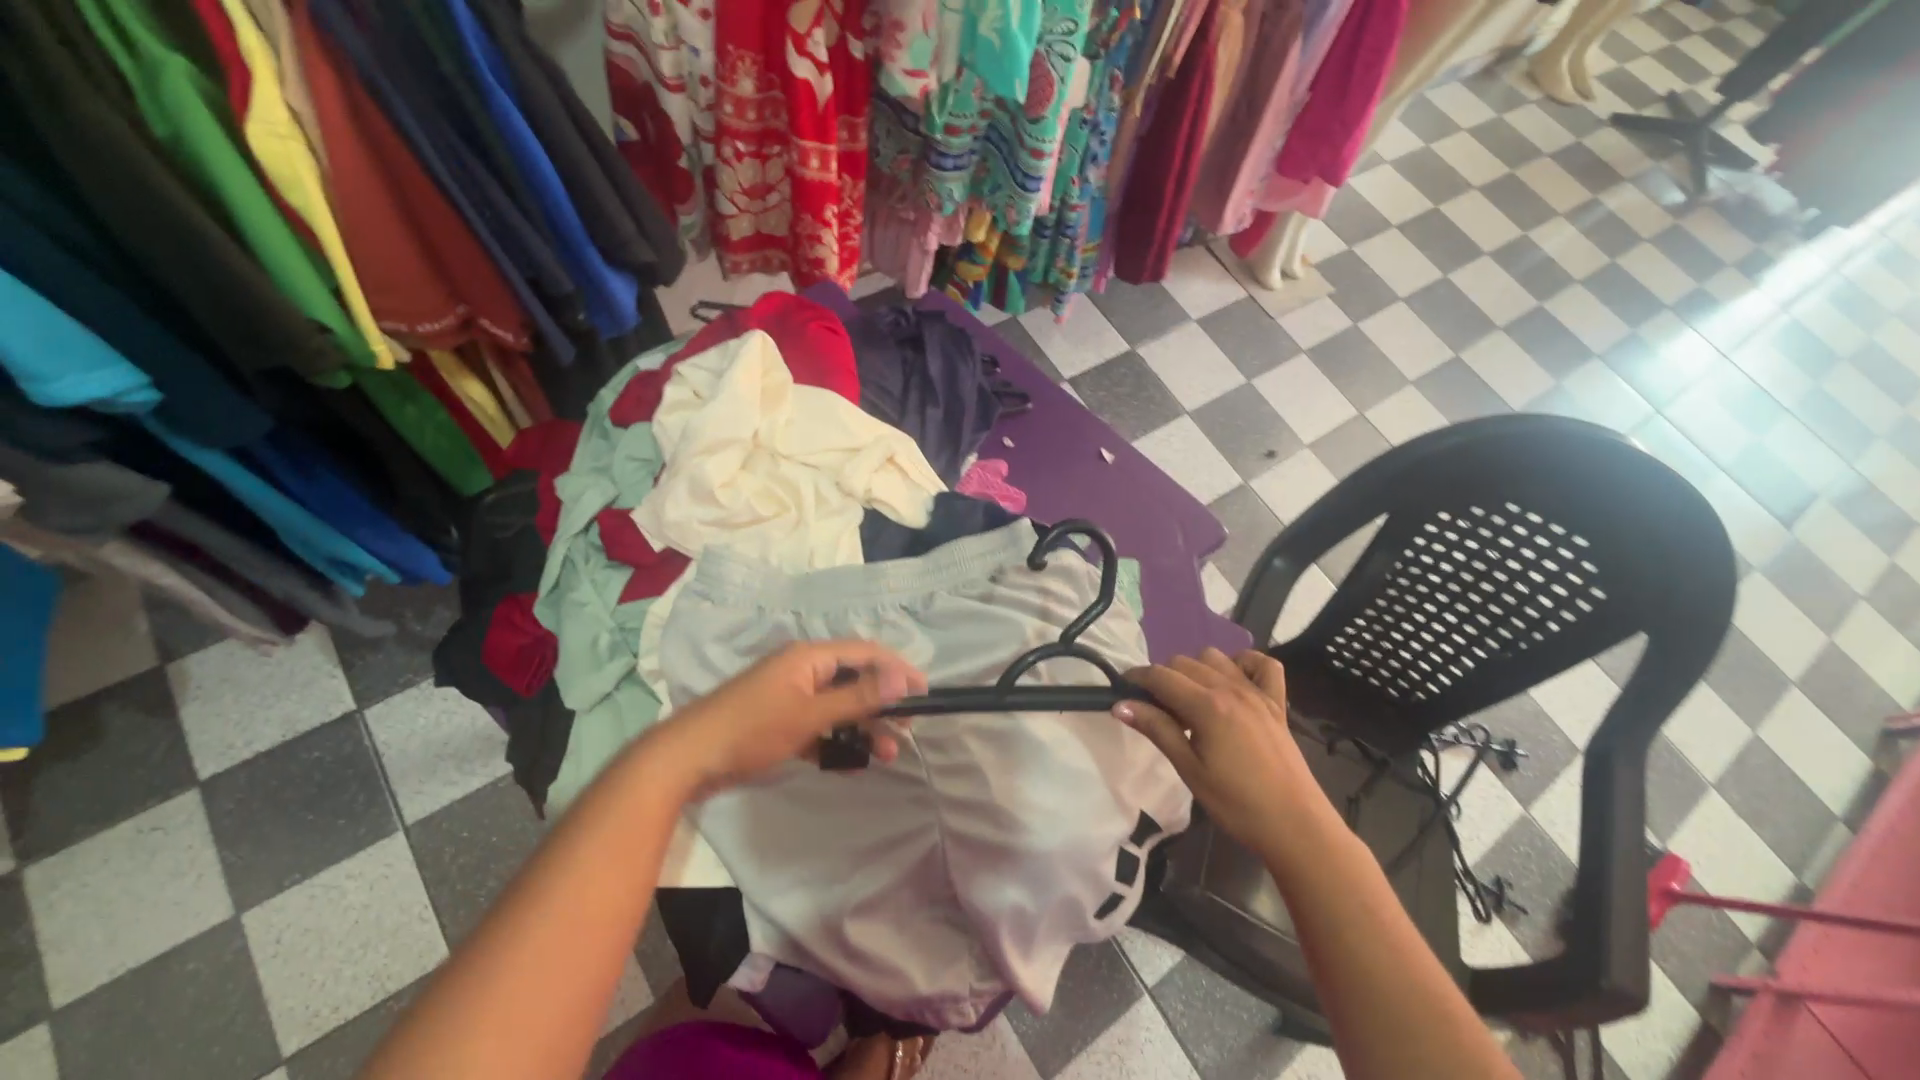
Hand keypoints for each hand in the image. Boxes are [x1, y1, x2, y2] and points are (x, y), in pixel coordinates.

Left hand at [651, 641, 926, 794]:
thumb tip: (901, 678)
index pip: (865, 654)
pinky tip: (852, 764)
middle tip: (907, 731)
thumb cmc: (752, 729)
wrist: (689, 759)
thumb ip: (857, 697)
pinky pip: (820, 728)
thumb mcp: (810, 714)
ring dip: (863, 729)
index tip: (925, 694)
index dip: (897, 670)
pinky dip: (837, 743)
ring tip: (885, 756)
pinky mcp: (780, 724)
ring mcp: (790, 698)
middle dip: (882, 706)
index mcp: (809, 657)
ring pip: (839, 709)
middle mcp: (802, 671)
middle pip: (854, 681)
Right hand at [1115, 649, 1333, 860]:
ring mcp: (1258, 693)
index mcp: (1207, 706)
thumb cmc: (1236, 804)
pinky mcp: (1277, 703)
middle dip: (1163, 678)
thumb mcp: (1189, 769)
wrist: (1294, 824)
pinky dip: (1243, 664)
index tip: (1122, 692)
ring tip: (1191, 701)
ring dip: (1196, 670)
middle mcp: (1232, 688)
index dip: (1137, 679)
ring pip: (1216, 657)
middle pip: (1184, 662)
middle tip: (1157, 711)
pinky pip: (1262, 664)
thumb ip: (1157, 730)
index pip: (1161, 676)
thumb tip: (1120, 705)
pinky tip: (1233, 683)